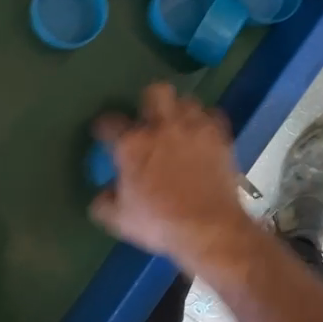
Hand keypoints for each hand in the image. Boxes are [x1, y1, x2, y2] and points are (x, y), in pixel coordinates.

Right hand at [90, 84, 257, 272]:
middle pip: (155, 92)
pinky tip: (202, 135)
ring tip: (178, 126)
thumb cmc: (159, 223)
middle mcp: (161, 128)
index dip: (103, 127)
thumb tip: (102, 195)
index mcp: (131, 145)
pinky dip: (206, 122)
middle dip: (149, 101)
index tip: (103, 134)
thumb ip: (104, 203)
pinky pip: (213, 115)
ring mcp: (193, 129)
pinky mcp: (219, 137)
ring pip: (187, 100)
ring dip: (180, 111)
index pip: (109, 123)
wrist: (209, 228)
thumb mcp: (120, 220)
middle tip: (148, 119)